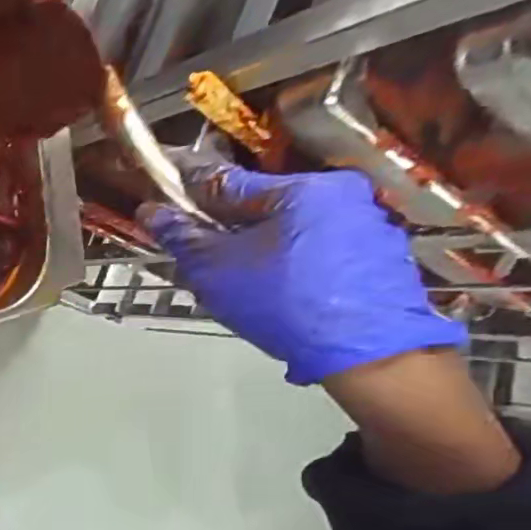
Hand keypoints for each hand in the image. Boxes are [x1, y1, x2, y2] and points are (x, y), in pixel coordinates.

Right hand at [140, 165, 466, 384]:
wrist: (362, 347)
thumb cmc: (280, 298)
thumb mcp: (216, 270)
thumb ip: (183, 238)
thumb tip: (152, 212)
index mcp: (304, 189)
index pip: (231, 182)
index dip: (190, 188)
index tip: (165, 192)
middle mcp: (342, 196)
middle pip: (264, 208)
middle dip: (226, 229)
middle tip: (197, 253)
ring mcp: (366, 226)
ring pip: (290, 231)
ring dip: (257, 249)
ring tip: (232, 280)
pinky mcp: (378, 259)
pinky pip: (316, 252)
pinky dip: (287, 266)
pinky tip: (271, 294)